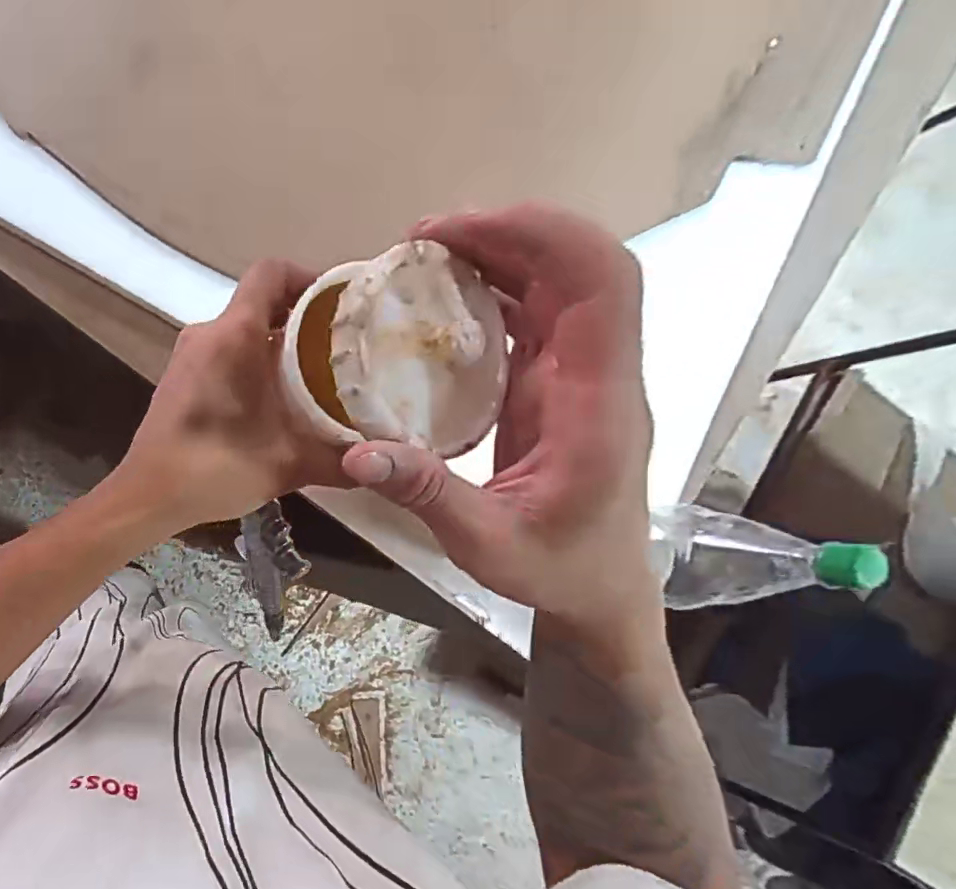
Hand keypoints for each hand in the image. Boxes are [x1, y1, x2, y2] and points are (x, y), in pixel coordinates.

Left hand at [113, 259, 351, 530]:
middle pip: (259, 304)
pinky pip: (220, 356)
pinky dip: (249, 365)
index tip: (341, 303)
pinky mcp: (177, 382)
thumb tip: (382, 462)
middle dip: (302, 319)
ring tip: (315, 375)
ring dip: (275, 346)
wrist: (147, 497)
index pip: (271, 274)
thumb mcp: (286, 464)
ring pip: (239, 333)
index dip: (309, 277)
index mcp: (232, 335)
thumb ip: (338, 459)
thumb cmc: (214, 469)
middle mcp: (205, 336)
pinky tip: (272, 402)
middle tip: (341, 345)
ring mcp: (186, 359)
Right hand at [340, 204, 661, 644]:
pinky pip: (532, 323)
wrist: (600, 591)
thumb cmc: (555, 569)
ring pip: (556, 290)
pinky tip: (440, 304)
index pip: (598, 285)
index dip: (539, 238)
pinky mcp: (555, 393)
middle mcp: (598, 376)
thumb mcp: (483, 541)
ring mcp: (579, 381)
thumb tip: (355, 453)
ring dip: (499, 259)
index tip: (458, 230)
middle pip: (578, 270)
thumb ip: (424, 493)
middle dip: (508, 235)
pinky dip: (491, 297)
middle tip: (421, 239)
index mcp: (597, 402)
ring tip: (424, 259)